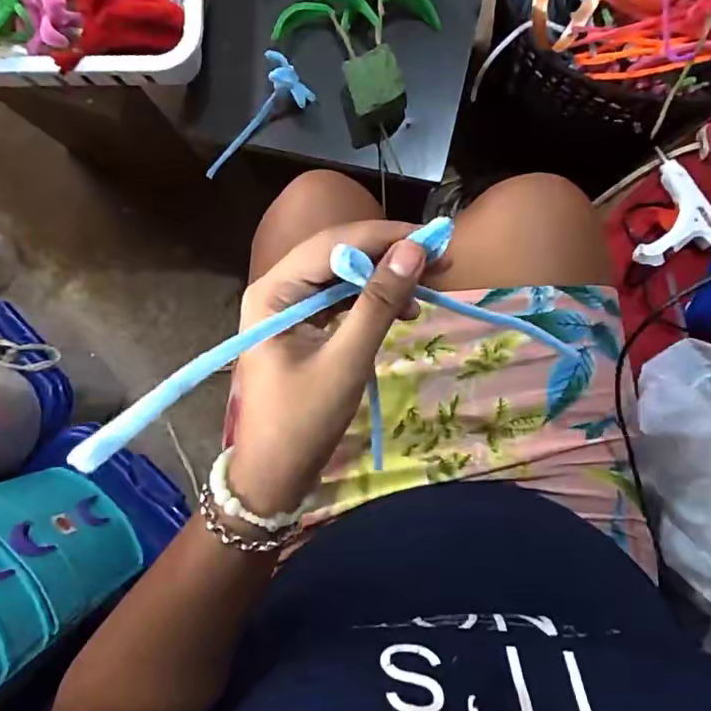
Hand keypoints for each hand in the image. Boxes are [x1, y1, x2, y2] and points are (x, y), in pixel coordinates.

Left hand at [229, 221, 438, 516]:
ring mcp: (290, 307)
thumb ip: (379, 303)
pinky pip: (342, 300)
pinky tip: (404, 310)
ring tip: (426, 288)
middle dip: (387, 255)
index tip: (431, 238)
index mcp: (273, 291)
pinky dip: (373, 301)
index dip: (383, 236)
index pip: (332, 244)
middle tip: (437, 259)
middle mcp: (277, 289)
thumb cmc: (304, 420)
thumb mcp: (347, 360)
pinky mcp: (304, 326)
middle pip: (337, 254)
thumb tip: (414, 252)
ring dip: (384, 278)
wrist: (276, 473)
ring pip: (343, 276)